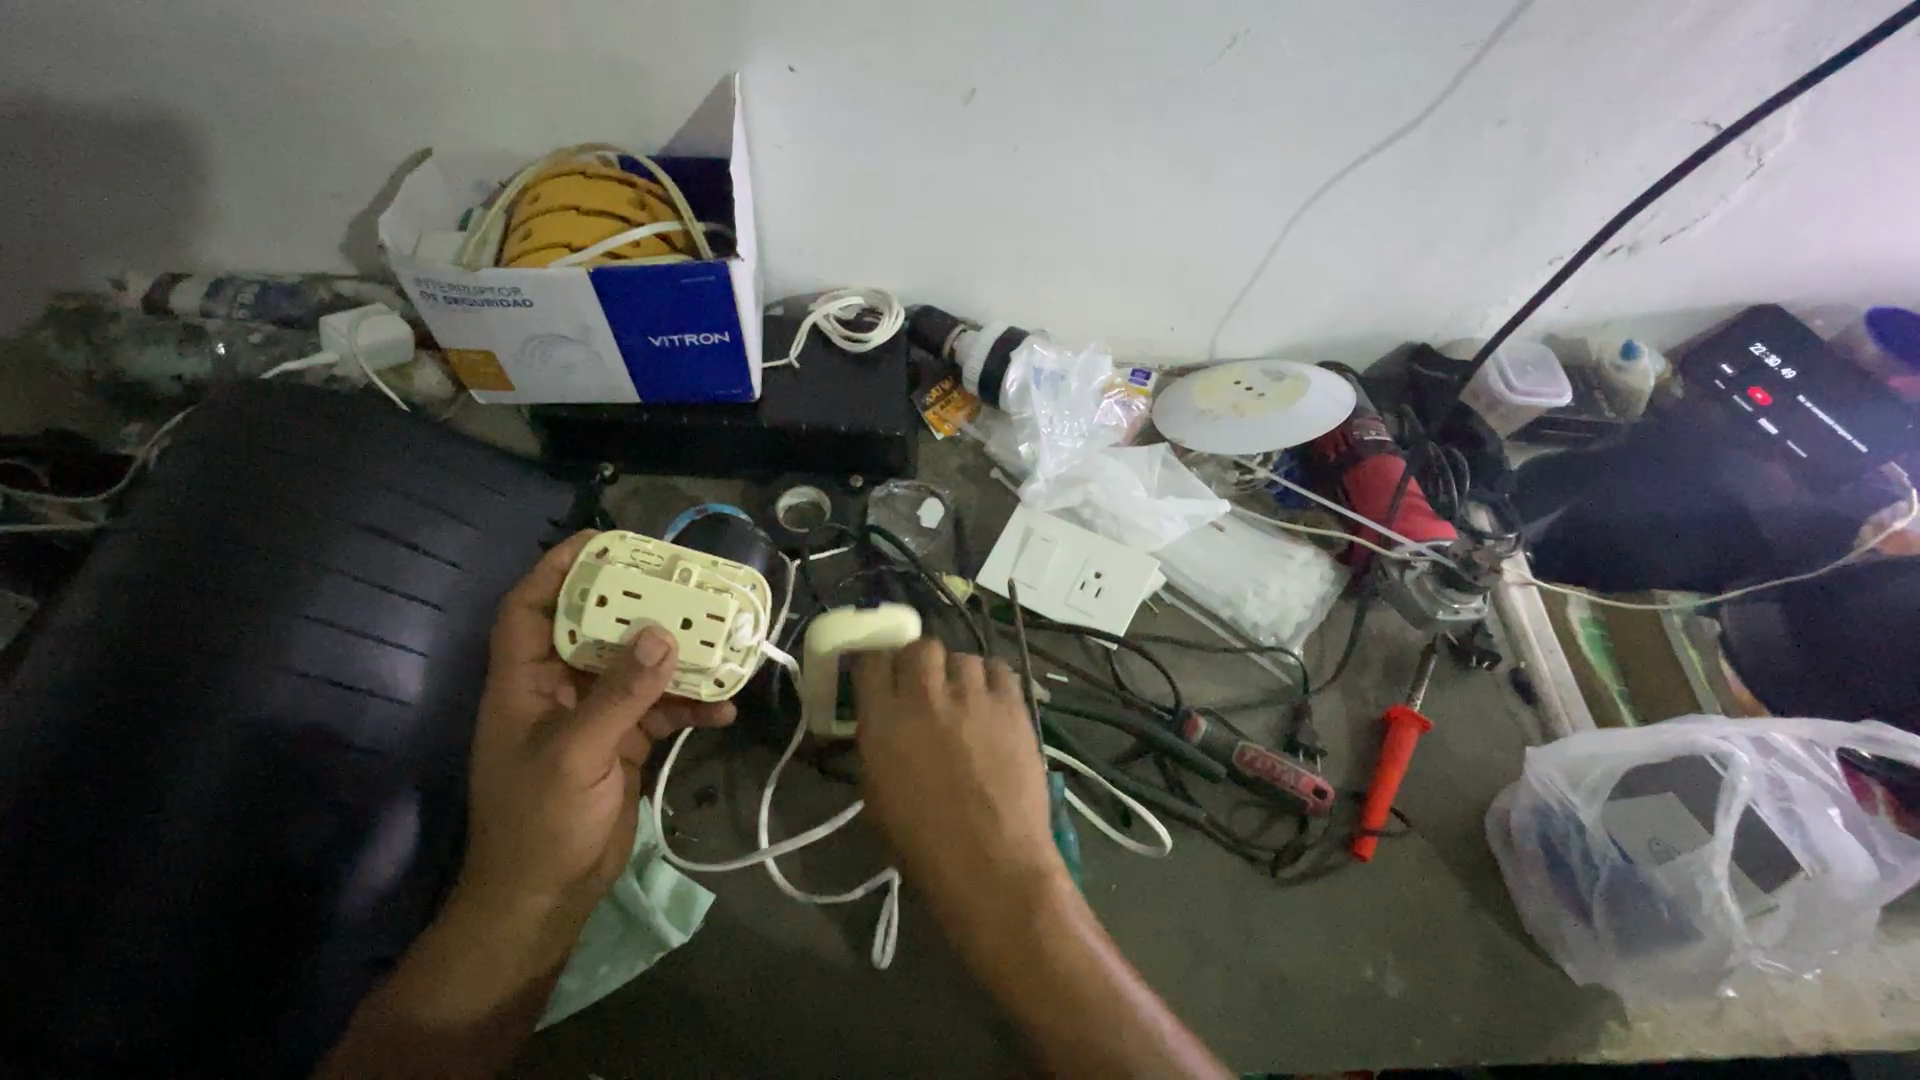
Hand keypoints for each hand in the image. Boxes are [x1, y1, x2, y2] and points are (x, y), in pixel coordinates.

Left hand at [457, 530, 735, 934]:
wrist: (546, 895)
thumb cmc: (539, 821)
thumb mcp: (576, 752)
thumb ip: (620, 693)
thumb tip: (662, 634)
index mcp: (525, 682)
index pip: (531, 609)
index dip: (557, 570)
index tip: (600, 540)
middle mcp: (559, 689)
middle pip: (598, 629)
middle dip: (637, 604)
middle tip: (681, 579)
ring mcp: (594, 716)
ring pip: (637, 667)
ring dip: (676, 656)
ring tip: (720, 638)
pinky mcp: (624, 741)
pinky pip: (661, 709)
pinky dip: (691, 705)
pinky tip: (725, 708)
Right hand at [853, 638, 1061, 926]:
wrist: (990, 862)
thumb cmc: (923, 844)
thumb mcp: (876, 795)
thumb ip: (876, 745)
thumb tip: (883, 723)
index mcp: (882, 721)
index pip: (870, 661)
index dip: (874, 663)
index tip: (878, 673)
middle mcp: (924, 697)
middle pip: (919, 647)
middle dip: (919, 661)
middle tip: (924, 683)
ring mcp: (972, 697)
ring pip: (962, 656)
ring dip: (957, 672)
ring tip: (962, 697)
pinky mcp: (1011, 706)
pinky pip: (999, 669)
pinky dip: (990, 679)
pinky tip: (990, 700)